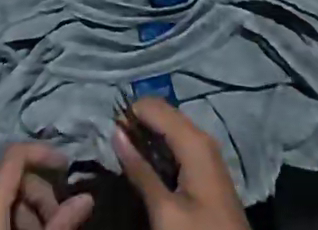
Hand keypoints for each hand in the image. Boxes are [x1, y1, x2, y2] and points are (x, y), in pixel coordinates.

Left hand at [0, 142, 95, 229]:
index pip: (13, 157)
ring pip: (6, 202)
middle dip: (42, 197)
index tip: (67, 167)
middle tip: (60, 223)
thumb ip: (60, 225)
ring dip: (31, 215)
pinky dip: (16, 225)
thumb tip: (87, 197)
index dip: (42, 153)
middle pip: (14, 181)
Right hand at [113, 98, 247, 229]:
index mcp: (194, 140)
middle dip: (139, 122)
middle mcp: (202, 137)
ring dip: (148, 135)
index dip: (131, 113)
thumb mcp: (164, 210)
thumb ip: (140, 170)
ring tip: (125, 151)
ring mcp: (207, 152)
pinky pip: (179, 144)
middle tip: (115, 142)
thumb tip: (116, 133)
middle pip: (165, 114)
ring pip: (172, 128)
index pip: (156, 107)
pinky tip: (147, 163)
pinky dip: (160, 147)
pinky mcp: (206, 168)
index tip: (110, 131)